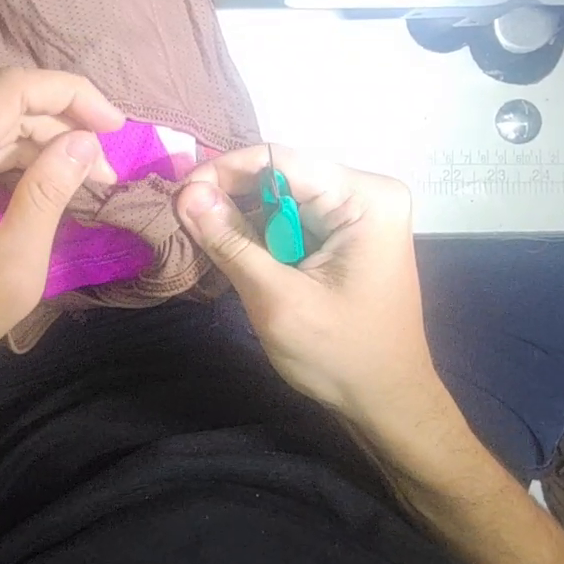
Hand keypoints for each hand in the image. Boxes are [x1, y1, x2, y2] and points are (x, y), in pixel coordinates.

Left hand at [0, 68, 125, 403]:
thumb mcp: (12, 268)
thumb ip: (48, 194)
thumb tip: (84, 142)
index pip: (10, 91)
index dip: (71, 95)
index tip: (115, 125)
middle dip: (60, 129)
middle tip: (105, 170)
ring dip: (36, 146)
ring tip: (83, 180)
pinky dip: (6, 161)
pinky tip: (40, 183)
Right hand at [176, 146, 447, 433]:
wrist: (385, 402)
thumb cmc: (340, 355)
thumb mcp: (276, 299)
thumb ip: (230, 242)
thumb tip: (186, 193)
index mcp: (365, 199)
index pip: (280, 161)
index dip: (223, 171)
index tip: (177, 195)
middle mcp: (366, 193)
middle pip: (279, 175)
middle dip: (228, 195)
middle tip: (180, 218)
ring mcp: (357, 214)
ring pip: (279, 197)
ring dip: (238, 216)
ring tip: (197, 235)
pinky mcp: (344, 235)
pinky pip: (290, 219)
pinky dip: (256, 233)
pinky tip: (228, 248)